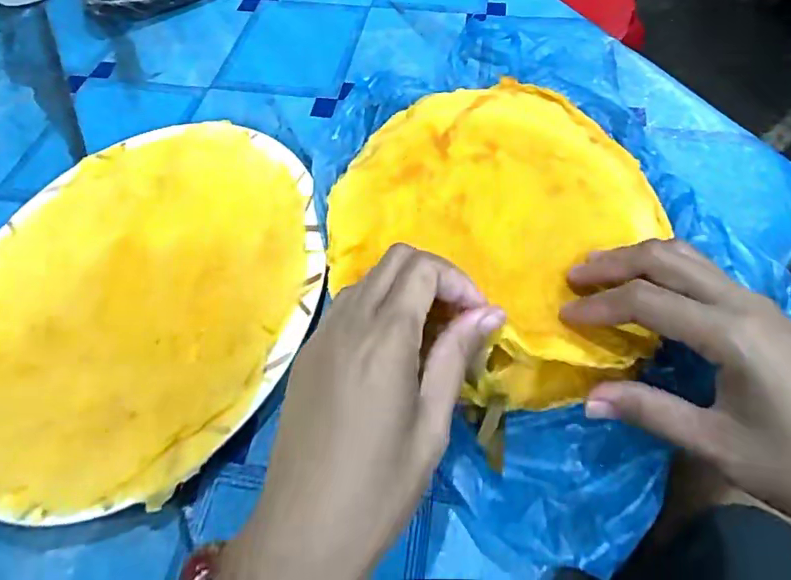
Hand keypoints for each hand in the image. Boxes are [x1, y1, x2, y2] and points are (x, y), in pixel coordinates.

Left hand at [226, 245, 503, 579]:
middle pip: (397, 258)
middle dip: (436, 275)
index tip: (479, 317)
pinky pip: (349, 303)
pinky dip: (379, 305)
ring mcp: (323, 332)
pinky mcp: (308, 350)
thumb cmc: (378, 487)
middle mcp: (349, 319)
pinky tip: (392, 350)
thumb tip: (490, 312)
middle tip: (459, 318)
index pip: (424, 268)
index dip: (459, 281)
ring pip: (371, 277)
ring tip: (430, 335)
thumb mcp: (431, 426)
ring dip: (406, 288)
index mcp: (383, 336)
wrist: (300, 532)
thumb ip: (456, 357)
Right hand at [562, 240, 790, 579]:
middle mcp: (742, 301)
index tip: (563, 315)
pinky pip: (705, 271)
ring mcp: (758, 302)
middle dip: (615, 262)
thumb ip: (651, 412)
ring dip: (642, 258)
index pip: (647, 300)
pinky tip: (653, 288)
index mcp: (730, 332)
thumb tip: (589, 398)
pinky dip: (668, 268)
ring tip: (604, 273)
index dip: (600, 305)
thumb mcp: (719, 448)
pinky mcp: (766, 313)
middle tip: (574, 275)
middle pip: (665, 257)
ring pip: (688, 256)